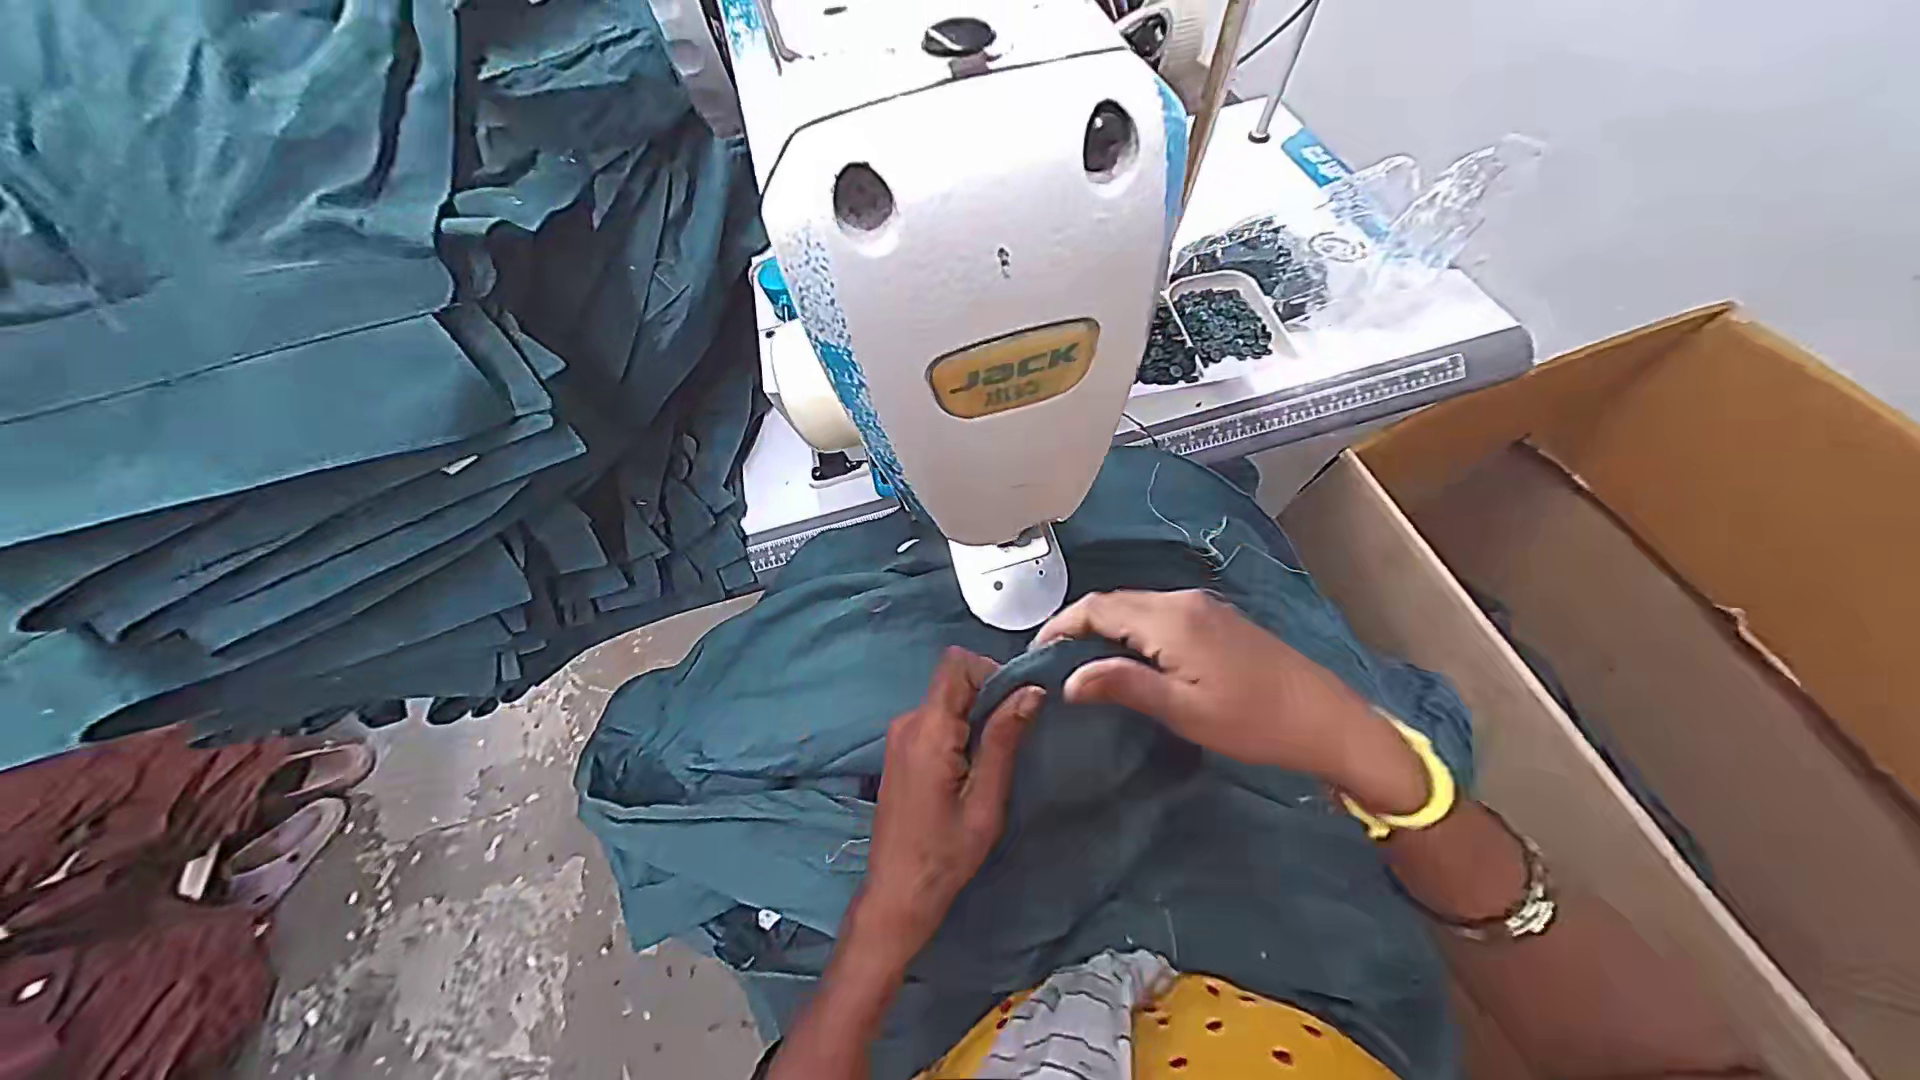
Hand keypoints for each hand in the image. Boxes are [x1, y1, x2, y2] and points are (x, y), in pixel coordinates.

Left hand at [860, 647, 1043, 959]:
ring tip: (991, 759)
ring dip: (975, 715)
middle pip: (953, 679)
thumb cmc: (945, 854)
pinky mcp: (900, 747)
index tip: (1016, 705)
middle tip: (1011, 737)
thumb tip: (1031, 691)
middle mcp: (908, 721)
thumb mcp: (986, 800)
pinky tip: (971, 766)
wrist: (898, 892)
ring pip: (947, 698)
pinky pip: (936, 718)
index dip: (990, 672)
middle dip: (988, 696)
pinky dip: (960, 728)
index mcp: (927, 729)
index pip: (956, 664)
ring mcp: (900, 733)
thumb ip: (1004, 739)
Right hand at [1034, 590, 1426, 812]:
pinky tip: (1127, 655)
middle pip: (1114, 600)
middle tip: (1055, 660)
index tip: (1039, 653)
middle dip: (1078, 624)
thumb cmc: (1253, 722)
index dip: (1061, 625)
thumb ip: (1122, 685)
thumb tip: (1069, 679)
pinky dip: (1130, 628)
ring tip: (1083, 660)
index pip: (1097, 607)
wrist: (1327, 720)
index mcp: (1170, 619)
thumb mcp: (1182, 710)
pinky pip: (1156, 612)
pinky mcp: (1215, 616)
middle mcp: (1182, 600)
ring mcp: (1201, 605)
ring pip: (1135, 605)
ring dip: (1104, 626)